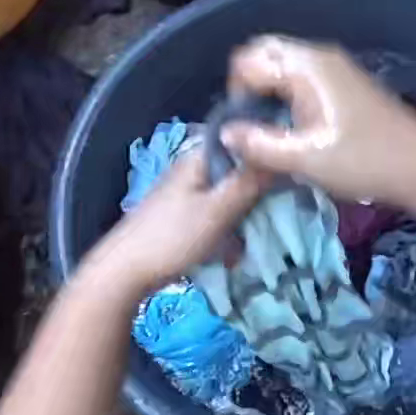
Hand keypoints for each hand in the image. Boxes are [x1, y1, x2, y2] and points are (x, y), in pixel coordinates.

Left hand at [78, 147, 266, 299]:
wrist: (124, 273)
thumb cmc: (172, 238)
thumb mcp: (218, 211)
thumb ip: (249, 183)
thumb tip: (281, 154)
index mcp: (198, 159)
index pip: (242, 141)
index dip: (266, 153)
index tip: (292, 170)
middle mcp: (191, 170)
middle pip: (237, 171)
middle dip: (258, 191)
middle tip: (283, 208)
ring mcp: (185, 194)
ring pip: (228, 196)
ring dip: (244, 216)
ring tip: (259, 234)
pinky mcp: (181, 217)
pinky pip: (215, 216)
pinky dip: (227, 231)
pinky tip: (234, 252)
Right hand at [217, 36, 415, 204]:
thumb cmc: (363, 162)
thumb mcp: (306, 159)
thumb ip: (260, 144)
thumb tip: (224, 132)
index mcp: (306, 67)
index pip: (247, 62)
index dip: (235, 95)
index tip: (243, 131)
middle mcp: (318, 56)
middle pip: (265, 54)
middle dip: (248, 86)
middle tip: (253, 127)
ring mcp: (335, 68)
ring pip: (284, 66)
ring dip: (269, 92)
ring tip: (272, 132)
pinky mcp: (346, 83)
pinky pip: (303, 77)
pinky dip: (289, 96)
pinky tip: (297, 130)